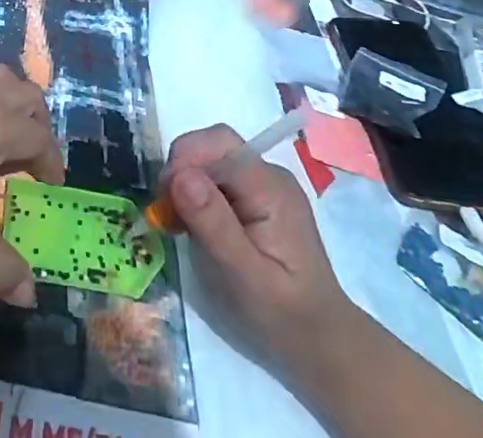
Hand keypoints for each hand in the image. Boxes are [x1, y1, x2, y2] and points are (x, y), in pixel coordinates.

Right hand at [160, 125, 352, 382]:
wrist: (318, 339)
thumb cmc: (280, 312)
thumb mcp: (243, 275)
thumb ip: (213, 223)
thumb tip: (180, 175)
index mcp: (270, 187)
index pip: (217, 148)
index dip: (183, 168)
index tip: (164, 209)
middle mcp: (268, 175)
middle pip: (214, 143)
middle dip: (181, 166)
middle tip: (167, 211)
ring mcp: (262, 184)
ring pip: (211, 156)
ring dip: (184, 179)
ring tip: (177, 222)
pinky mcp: (253, 197)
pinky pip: (216, 176)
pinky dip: (194, 191)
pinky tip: (190, 223)